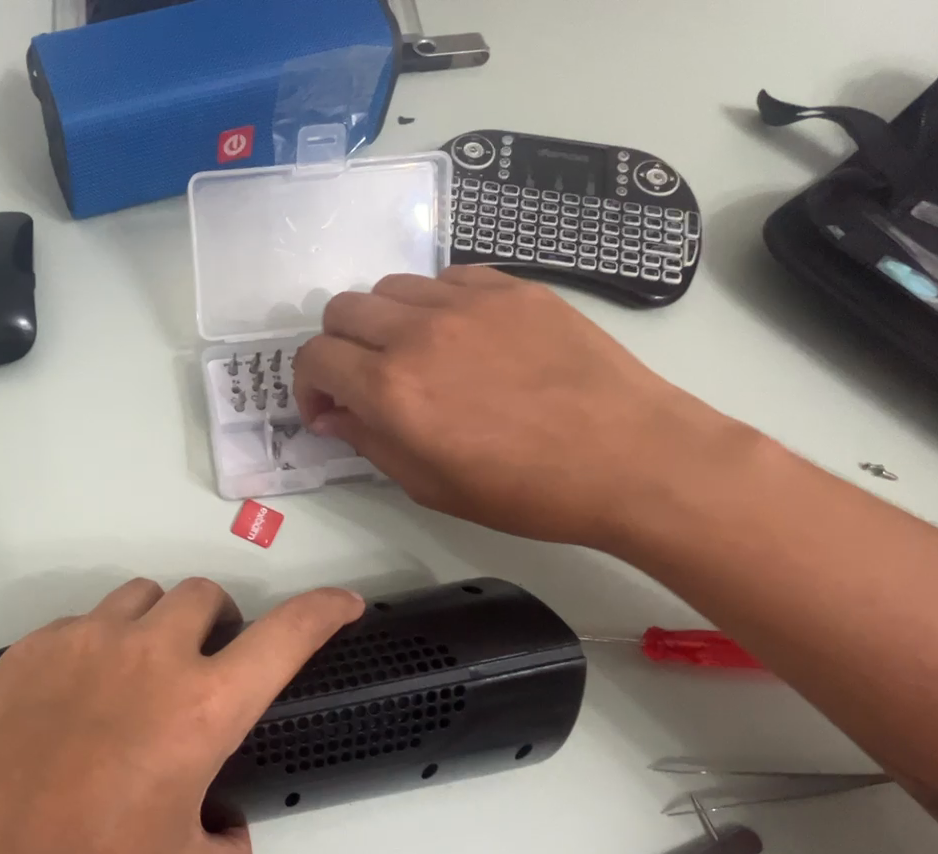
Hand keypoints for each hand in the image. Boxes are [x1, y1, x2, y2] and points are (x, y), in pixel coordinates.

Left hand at [0, 579, 362, 853]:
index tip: (342, 604)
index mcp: (205, 707)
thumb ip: (230, 842)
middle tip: (203, 668)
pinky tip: (71, 703)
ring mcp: (83, 642)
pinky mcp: (30, 647)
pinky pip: (80, 625)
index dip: (323, 611)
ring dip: (155, 626)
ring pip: (140, 598)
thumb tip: (228, 825)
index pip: (287, 635)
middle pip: (204, 595)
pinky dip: (94, 648)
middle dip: (218, 624)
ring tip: (134, 678)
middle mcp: (150, 655)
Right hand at [292, 267, 749, 549]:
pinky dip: (433, 303)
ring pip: (391, 286)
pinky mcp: (513, 288)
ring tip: (411, 357)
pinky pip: (448, 278)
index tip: (328, 411)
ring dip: (382, 322)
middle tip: (361, 382)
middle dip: (337, 348)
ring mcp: (469, 302)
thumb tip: (334, 417)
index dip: (307, 386)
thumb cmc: (525, 491)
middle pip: (342, 310)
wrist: (630, 458)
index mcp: (392, 389)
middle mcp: (418, 333)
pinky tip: (458, 336)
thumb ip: (370, 442)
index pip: (314, 358)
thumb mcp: (429, 486)